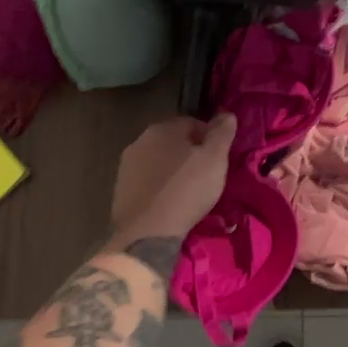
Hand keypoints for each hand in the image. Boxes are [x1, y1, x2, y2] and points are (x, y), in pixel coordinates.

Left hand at [108, 114, 236, 242]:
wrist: (147, 231)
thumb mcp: (215, 160)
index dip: (210, 138)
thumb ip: (222, 134)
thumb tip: (227, 114)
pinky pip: (147, 180)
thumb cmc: (186, 191)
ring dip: (173, 169)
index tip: (219, 157)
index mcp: (164, 128)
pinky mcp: (120, 188)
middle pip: (173, 141)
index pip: (193, 122)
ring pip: (158, 160)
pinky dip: (159, 185)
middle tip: (206, 173)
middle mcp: (141, 140)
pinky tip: (169, 201)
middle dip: (190, 152)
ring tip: (188, 189)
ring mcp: (127, 164)